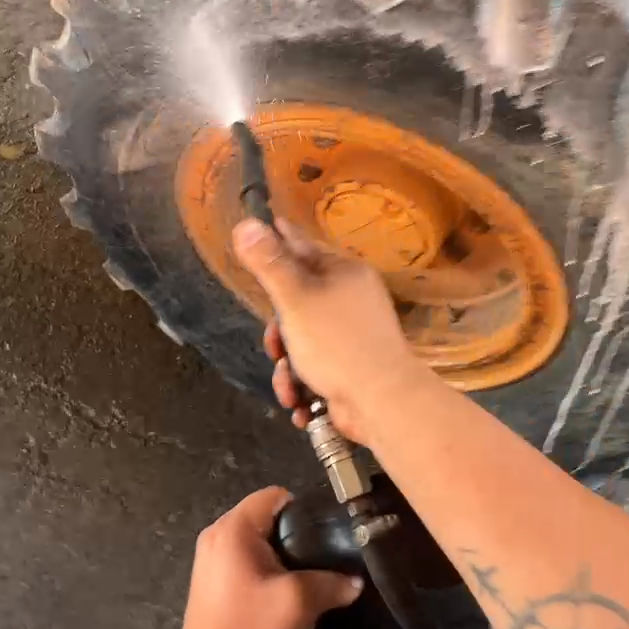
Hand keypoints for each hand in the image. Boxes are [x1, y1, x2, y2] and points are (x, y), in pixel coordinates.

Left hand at [150, 486, 363, 628]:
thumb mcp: (299, 604)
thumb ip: (331, 583)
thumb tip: (355, 582)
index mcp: (232, 528)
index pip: (275, 495)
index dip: (305, 511)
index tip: (327, 537)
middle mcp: (216, 536)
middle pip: (266, 518)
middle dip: (295, 538)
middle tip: (323, 561)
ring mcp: (209, 561)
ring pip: (257, 543)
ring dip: (282, 560)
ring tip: (308, 581)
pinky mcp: (210, 586)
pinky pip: (245, 563)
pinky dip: (265, 573)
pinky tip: (282, 598)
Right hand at [232, 219, 435, 446]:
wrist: (382, 402)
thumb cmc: (337, 342)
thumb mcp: (295, 298)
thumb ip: (268, 263)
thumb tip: (245, 223)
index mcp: (343, 274)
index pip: (303, 248)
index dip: (280, 241)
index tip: (268, 225)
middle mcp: (350, 300)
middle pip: (296, 303)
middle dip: (278, 334)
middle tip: (275, 349)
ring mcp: (352, 336)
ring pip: (301, 341)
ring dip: (288, 370)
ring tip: (290, 390)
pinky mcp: (350, 368)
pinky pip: (314, 368)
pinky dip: (303, 387)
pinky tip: (301, 405)